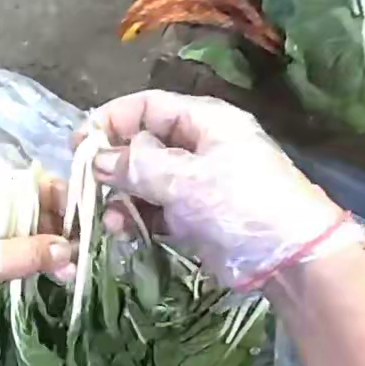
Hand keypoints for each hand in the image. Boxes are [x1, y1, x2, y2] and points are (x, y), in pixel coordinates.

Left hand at [0, 174, 75, 325]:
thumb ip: (29, 253)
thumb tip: (69, 251)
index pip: (35, 184)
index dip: (63, 201)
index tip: (83, 227)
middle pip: (37, 209)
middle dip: (60, 231)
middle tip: (79, 259)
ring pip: (30, 233)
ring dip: (50, 251)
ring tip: (67, 275)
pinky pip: (18, 251)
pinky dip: (35, 262)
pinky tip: (50, 277)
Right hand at [91, 90, 360, 289]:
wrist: (286, 258)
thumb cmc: (241, 203)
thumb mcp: (187, 179)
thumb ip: (137, 166)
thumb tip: (96, 159)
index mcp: (202, 122)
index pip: (146, 107)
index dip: (110, 120)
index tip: (78, 144)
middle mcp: (195, 148)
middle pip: (140, 146)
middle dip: (112, 165)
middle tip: (88, 186)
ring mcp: (192, 184)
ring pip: (141, 182)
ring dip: (121, 199)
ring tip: (112, 220)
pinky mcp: (190, 217)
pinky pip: (152, 210)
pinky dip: (136, 219)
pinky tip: (124, 231)